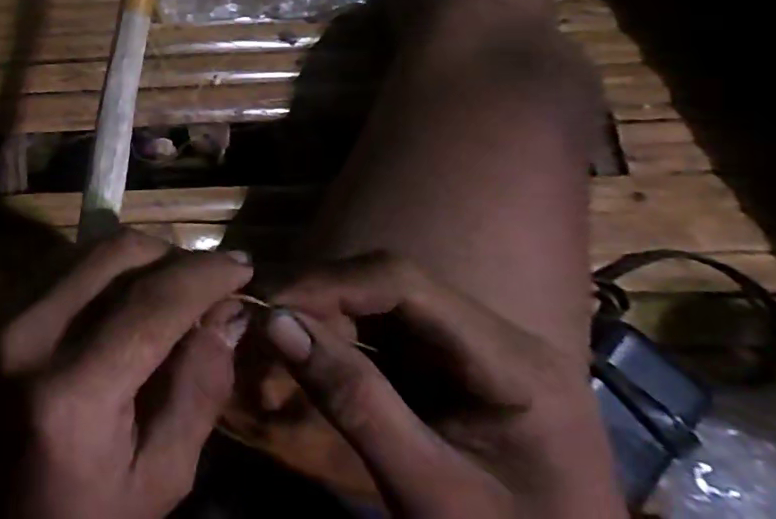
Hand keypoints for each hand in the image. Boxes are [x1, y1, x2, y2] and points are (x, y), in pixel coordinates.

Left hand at [0, 230, 253, 518]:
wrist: (2, 512)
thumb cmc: (92, 509)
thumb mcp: (163, 474)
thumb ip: (198, 389)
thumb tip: (229, 313)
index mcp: (72, 392)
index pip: (149, 305)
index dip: (202, 276)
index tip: (243, 265)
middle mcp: (29, 334)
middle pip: (113, 255)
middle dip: (171, 254)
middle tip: (210, 276)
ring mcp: (4, 312)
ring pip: (86, 248)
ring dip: (139, 255)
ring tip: (175, 283)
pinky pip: (62, 260)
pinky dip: (104, 265)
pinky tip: (130, 290)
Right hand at [264, 252, 625, 518]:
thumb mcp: (431, 491)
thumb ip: (355, 403)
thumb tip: (272, 321)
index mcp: (515, 362)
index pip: (404, 283)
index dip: (329, 283)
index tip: (268, 304)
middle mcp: (499, 339)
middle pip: (390, 287)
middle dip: (320, 297)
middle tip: (260, 318)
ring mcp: (477, 354)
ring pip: (381, 306)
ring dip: (324, 315)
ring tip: (274, 332)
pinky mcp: (454, 374)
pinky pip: (386, 336)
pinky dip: (341, 341)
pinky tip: (308, 354)